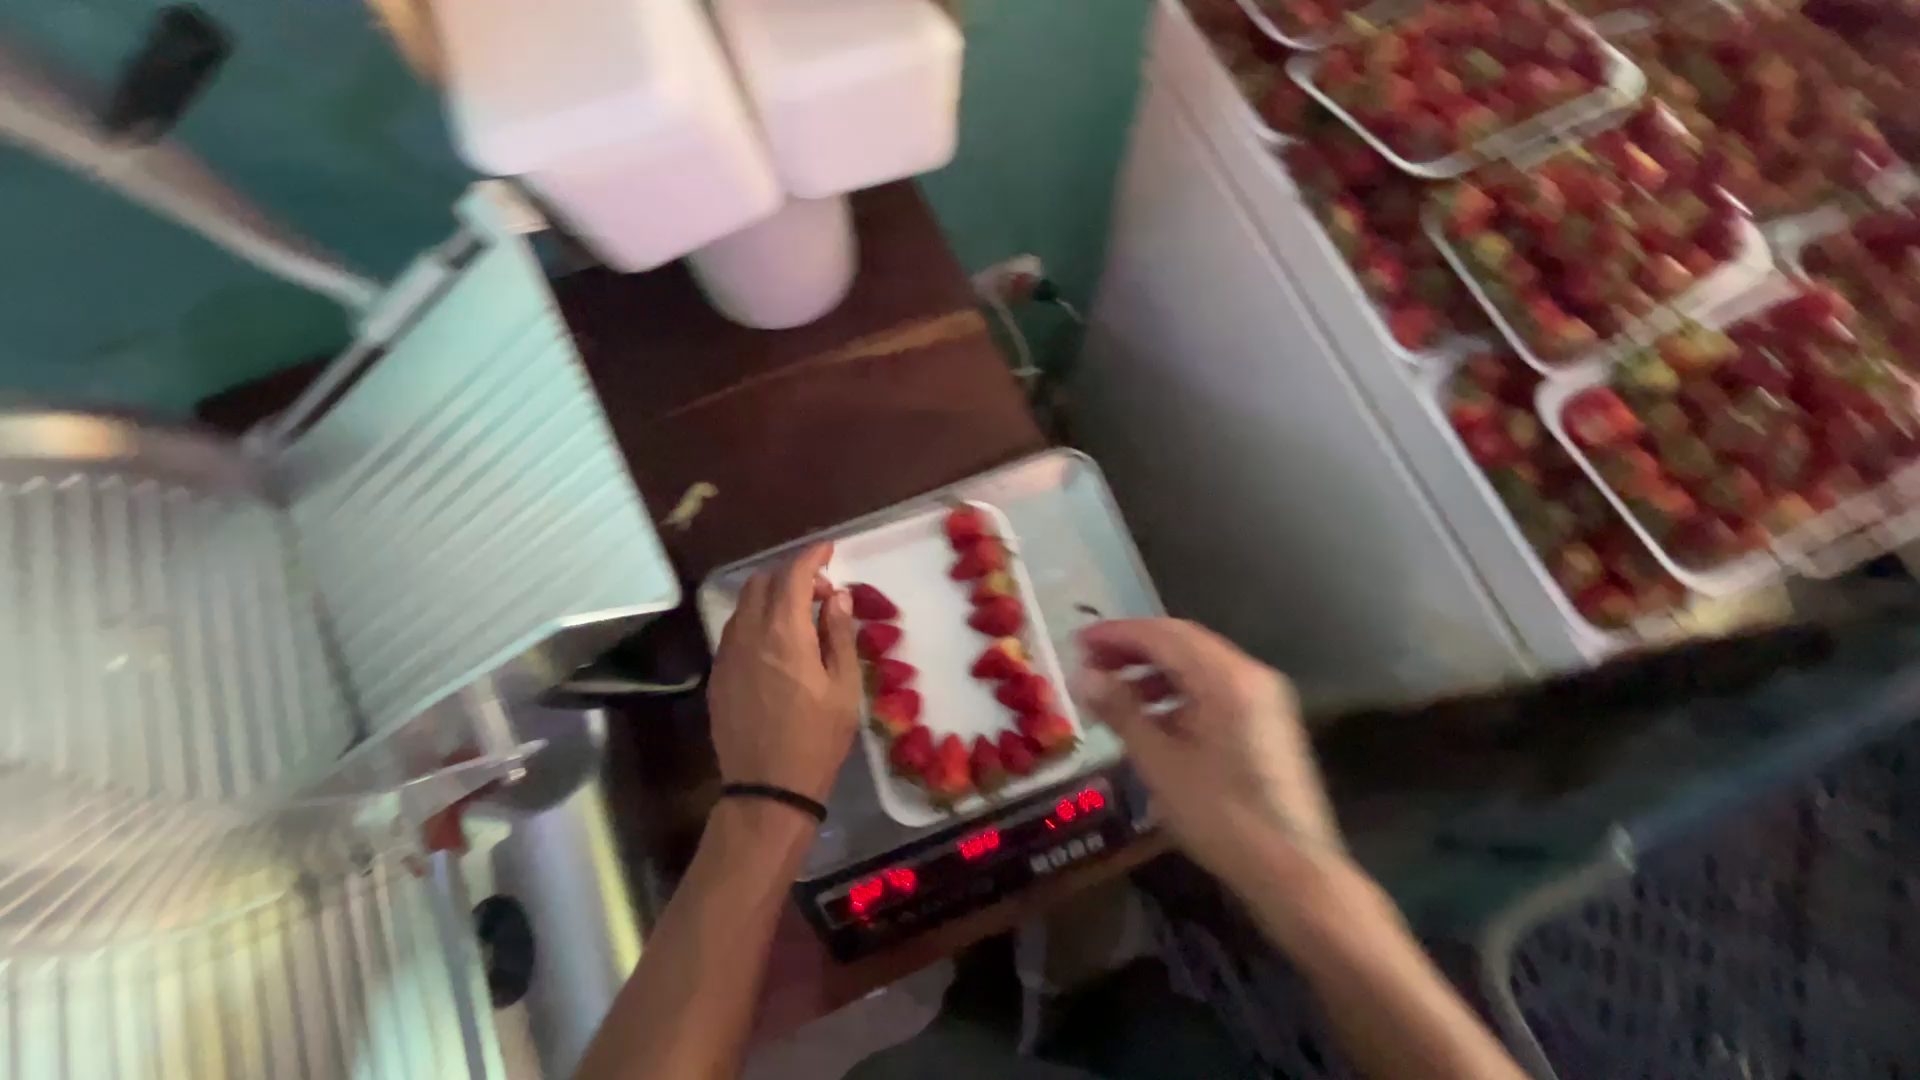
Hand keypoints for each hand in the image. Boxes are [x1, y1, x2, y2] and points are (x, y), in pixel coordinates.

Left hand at [708, 543, 861, 804]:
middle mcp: (748, 635)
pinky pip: (734, 631)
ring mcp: (727, 655)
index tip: (830, 550)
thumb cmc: (817, 738)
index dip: (812, 556)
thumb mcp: (843, 687)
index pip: (794, 576)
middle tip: (822, 593)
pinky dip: (756, 621)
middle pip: (762, 583)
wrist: (768, 788)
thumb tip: (837, 597)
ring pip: (744, 605)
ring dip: (772, 597)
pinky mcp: (718, 675)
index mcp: (784, 634)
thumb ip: (839, 634)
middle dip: (792, 575)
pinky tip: (777, 645)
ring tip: (801, 618)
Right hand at [1071, 619, 1340, 885]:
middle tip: (1090, 663)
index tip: (1078, 642)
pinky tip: (1150, 718)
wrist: (1292, 870)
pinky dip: (1177, 693)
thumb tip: (1082, 676)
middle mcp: (1249, 674)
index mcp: (1226, 678)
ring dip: (1153, 672)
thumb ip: (1120, 710)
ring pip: (1198, 665)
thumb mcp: (1160, 762)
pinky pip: (1213, 689)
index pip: (1163, 635)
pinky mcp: (1264, 720)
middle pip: (1182, 643)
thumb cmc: (1220, 815)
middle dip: (1132, 649)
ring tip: (1113, 694)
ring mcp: (1261, 696)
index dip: (1116, 634)